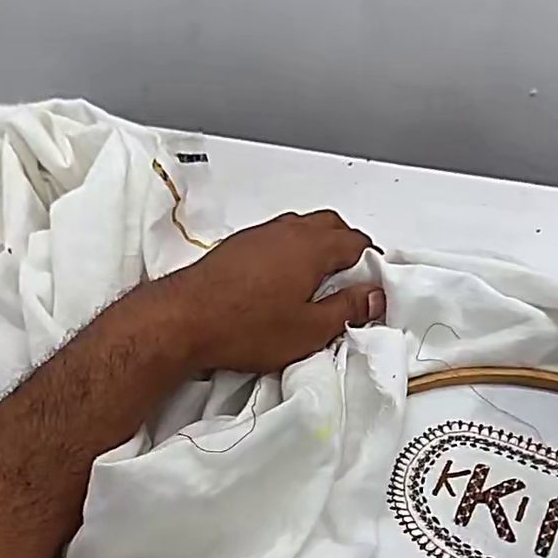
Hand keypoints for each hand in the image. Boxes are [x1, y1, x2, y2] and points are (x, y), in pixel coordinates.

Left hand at [136, 210, 384, 373]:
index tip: (371, 289)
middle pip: (330, 227)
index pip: (358, 243)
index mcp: (314, 245)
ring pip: (300, 231)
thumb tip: (373, 297)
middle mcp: (287, 230)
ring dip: (315, 249)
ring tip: (316, 284)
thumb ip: (346, 309)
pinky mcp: (236, 248)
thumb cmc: (245, 326)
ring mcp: (259, 236)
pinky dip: (288, 255)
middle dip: (346, 249)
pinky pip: (274, 241)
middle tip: (349, 282)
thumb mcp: (309, 330)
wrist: (184, 320)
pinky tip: (281, 283)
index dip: (371, 265)